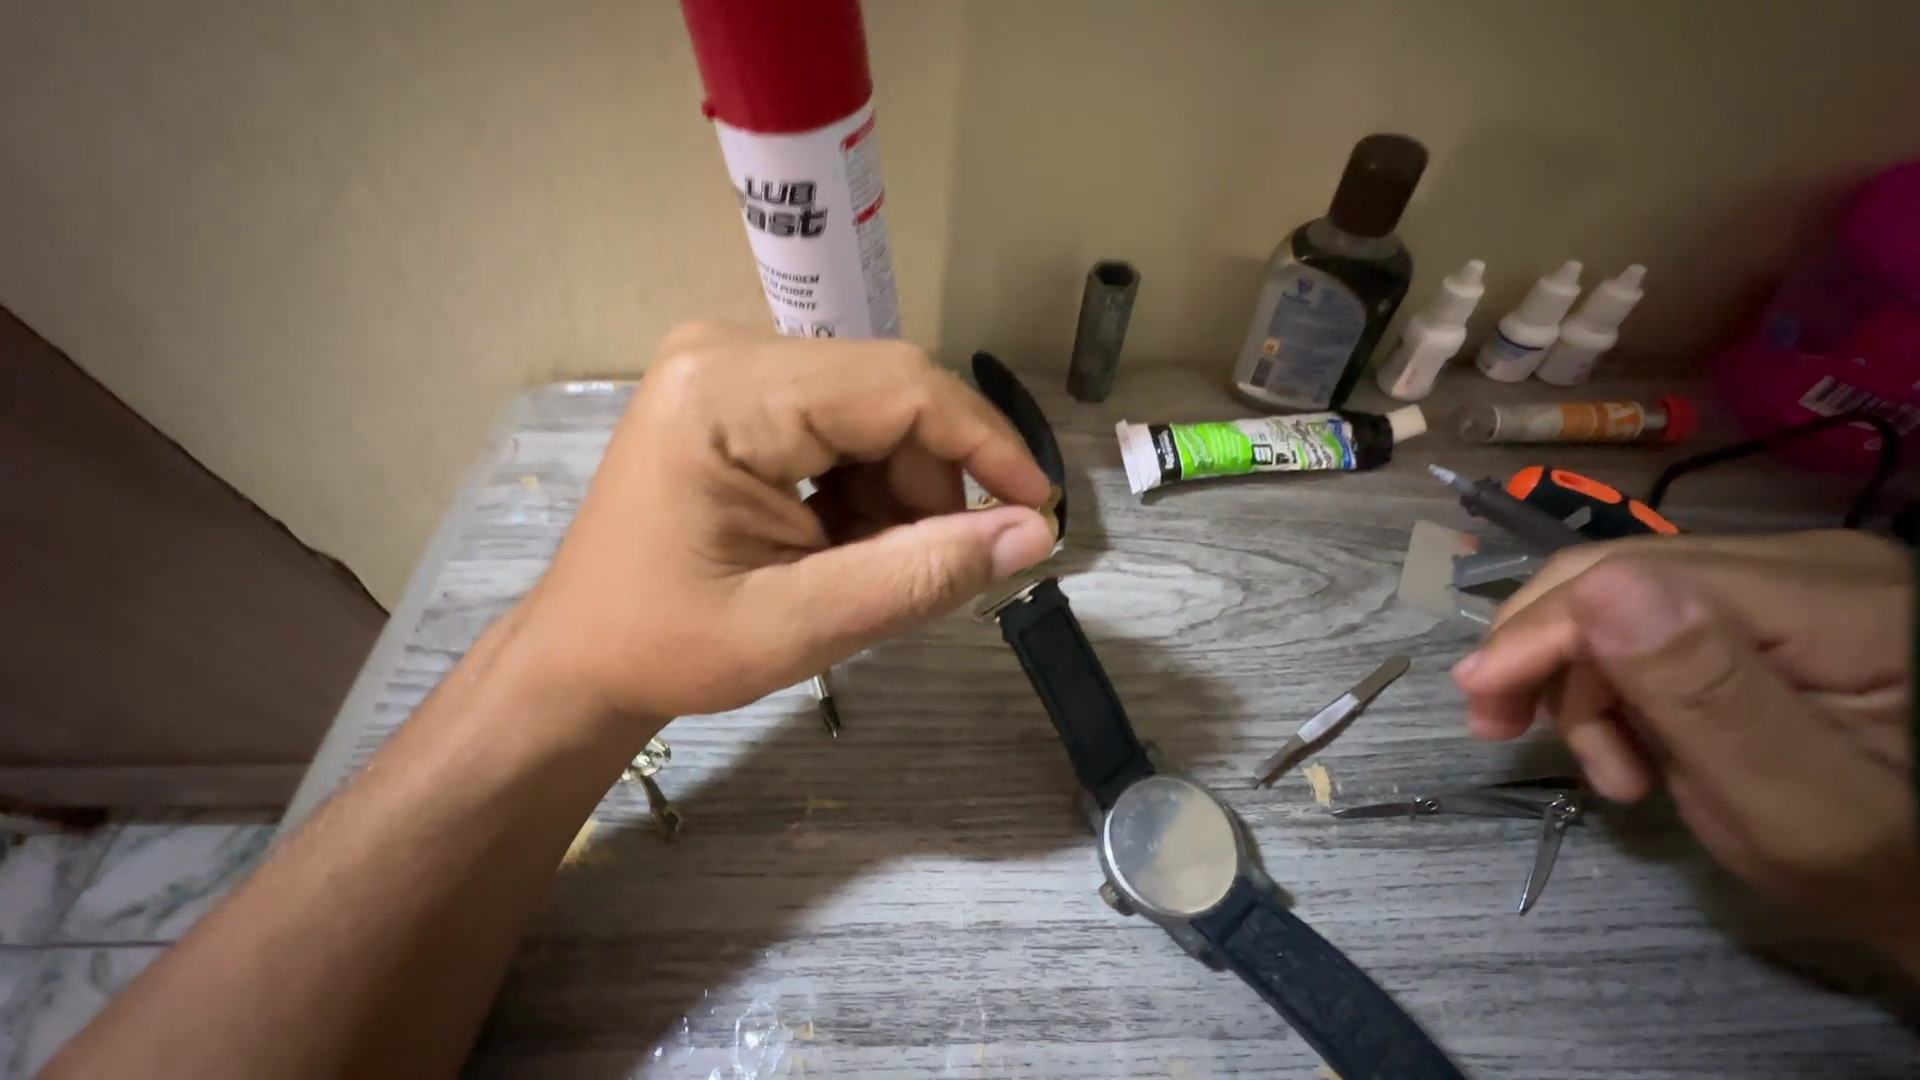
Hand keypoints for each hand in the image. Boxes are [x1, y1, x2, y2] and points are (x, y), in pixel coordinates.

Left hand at [512, 322, 1057, 727]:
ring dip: (899, 489)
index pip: (900, 387)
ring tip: (863, 562)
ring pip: (875, 409)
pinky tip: (838, 539)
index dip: (985, 445)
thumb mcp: (802, 625)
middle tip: (927, 562)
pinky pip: (842, 421)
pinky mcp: (737, 389)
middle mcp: (728, 351)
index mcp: (728, 394)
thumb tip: (1032, 533)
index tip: (1037, 509)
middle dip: (931, 482)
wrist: (582, 653)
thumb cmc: (671, 648)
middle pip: (890, 394)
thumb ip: (922, 575)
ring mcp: (730, 364)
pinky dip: (866, 484)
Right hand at [1451, 530, 1919, 956]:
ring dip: (1574, 681)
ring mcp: (1785, 578)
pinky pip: (1635, 619)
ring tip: (1597, 767)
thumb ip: (1707, 697)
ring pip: (1610, 600)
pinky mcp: (1760, 604)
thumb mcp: (1801, 810)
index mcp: (1840, 605)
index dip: (1540, 632)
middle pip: (1611, 577)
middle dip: (1536, 655)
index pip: (1636, 579)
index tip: (1475, 698)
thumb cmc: (1890, 871)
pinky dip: (1605, 682)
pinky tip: (1622, 741)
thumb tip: (1600, 591)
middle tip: (1491, 724)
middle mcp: (1810, 562)